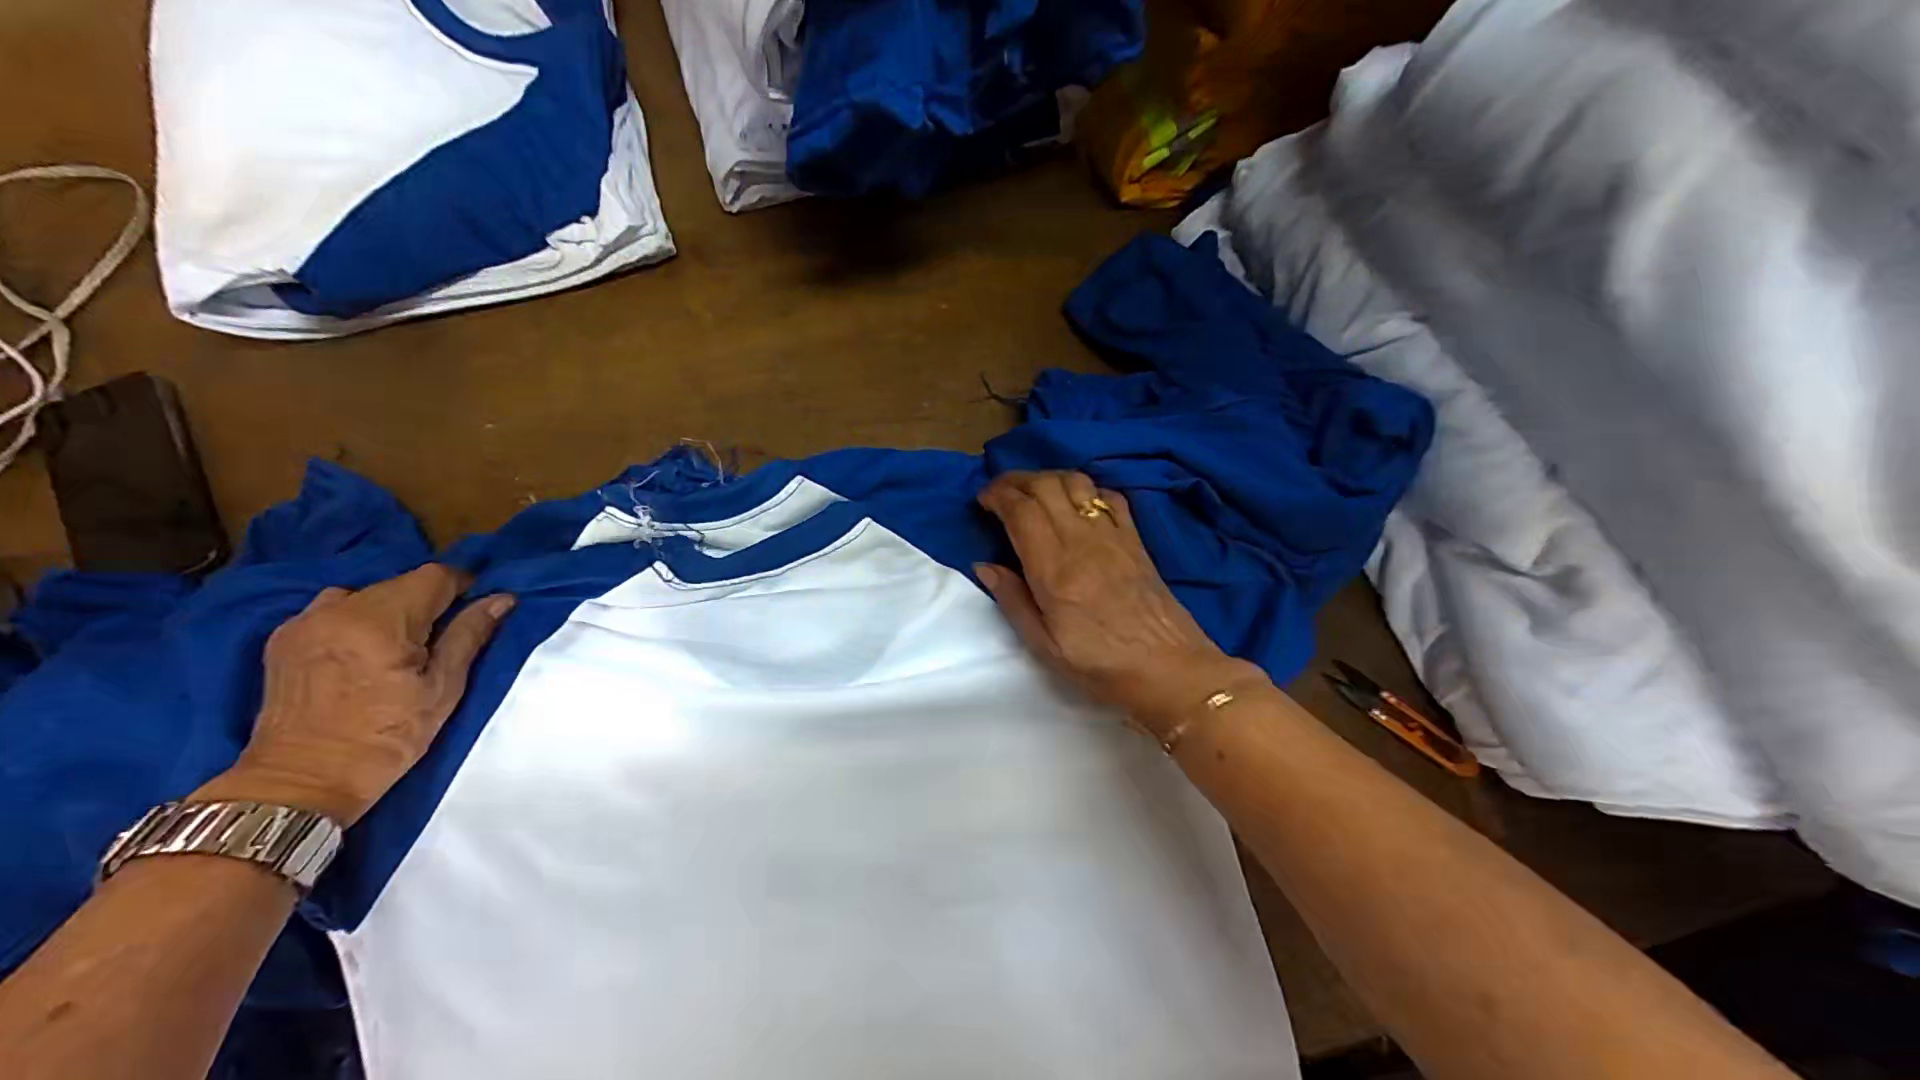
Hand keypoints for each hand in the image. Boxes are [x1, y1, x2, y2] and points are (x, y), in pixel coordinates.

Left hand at [193, 566, 515, 824]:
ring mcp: (303, 623)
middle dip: (428, 603)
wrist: (301, 781)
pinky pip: (335, 610)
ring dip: (393, 610)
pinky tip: (365, 652)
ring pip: (367, 594)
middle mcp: (336, 611)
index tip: (476, 612)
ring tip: (402, 646)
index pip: (434, 577)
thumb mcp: (443, 689)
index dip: (463, 587)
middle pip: (400, 584)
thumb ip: (469, 635)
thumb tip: (501, 598)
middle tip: (442, 641)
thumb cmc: (386, 739)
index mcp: (378, 622)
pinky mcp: (284, 639)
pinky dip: (359, 620)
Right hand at [974, 471, 1264, 737]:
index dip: (997, 494)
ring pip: (1077, 482)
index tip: (983, 501)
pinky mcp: (1136, 539)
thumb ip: (1013, 601)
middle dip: (1016, 480)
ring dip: (1049, 478)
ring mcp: (1113, 536)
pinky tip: (1078, 503)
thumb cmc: (1101, 666)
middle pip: (1046, 485)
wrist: (1170, 670)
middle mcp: (1082, 541)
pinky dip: (1087, 489)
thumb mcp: (1045, 647)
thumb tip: (985, 565)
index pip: (1021, 510)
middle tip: (1000, 492)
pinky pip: (1110, 497)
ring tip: (1033, 493)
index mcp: (1054, 569)